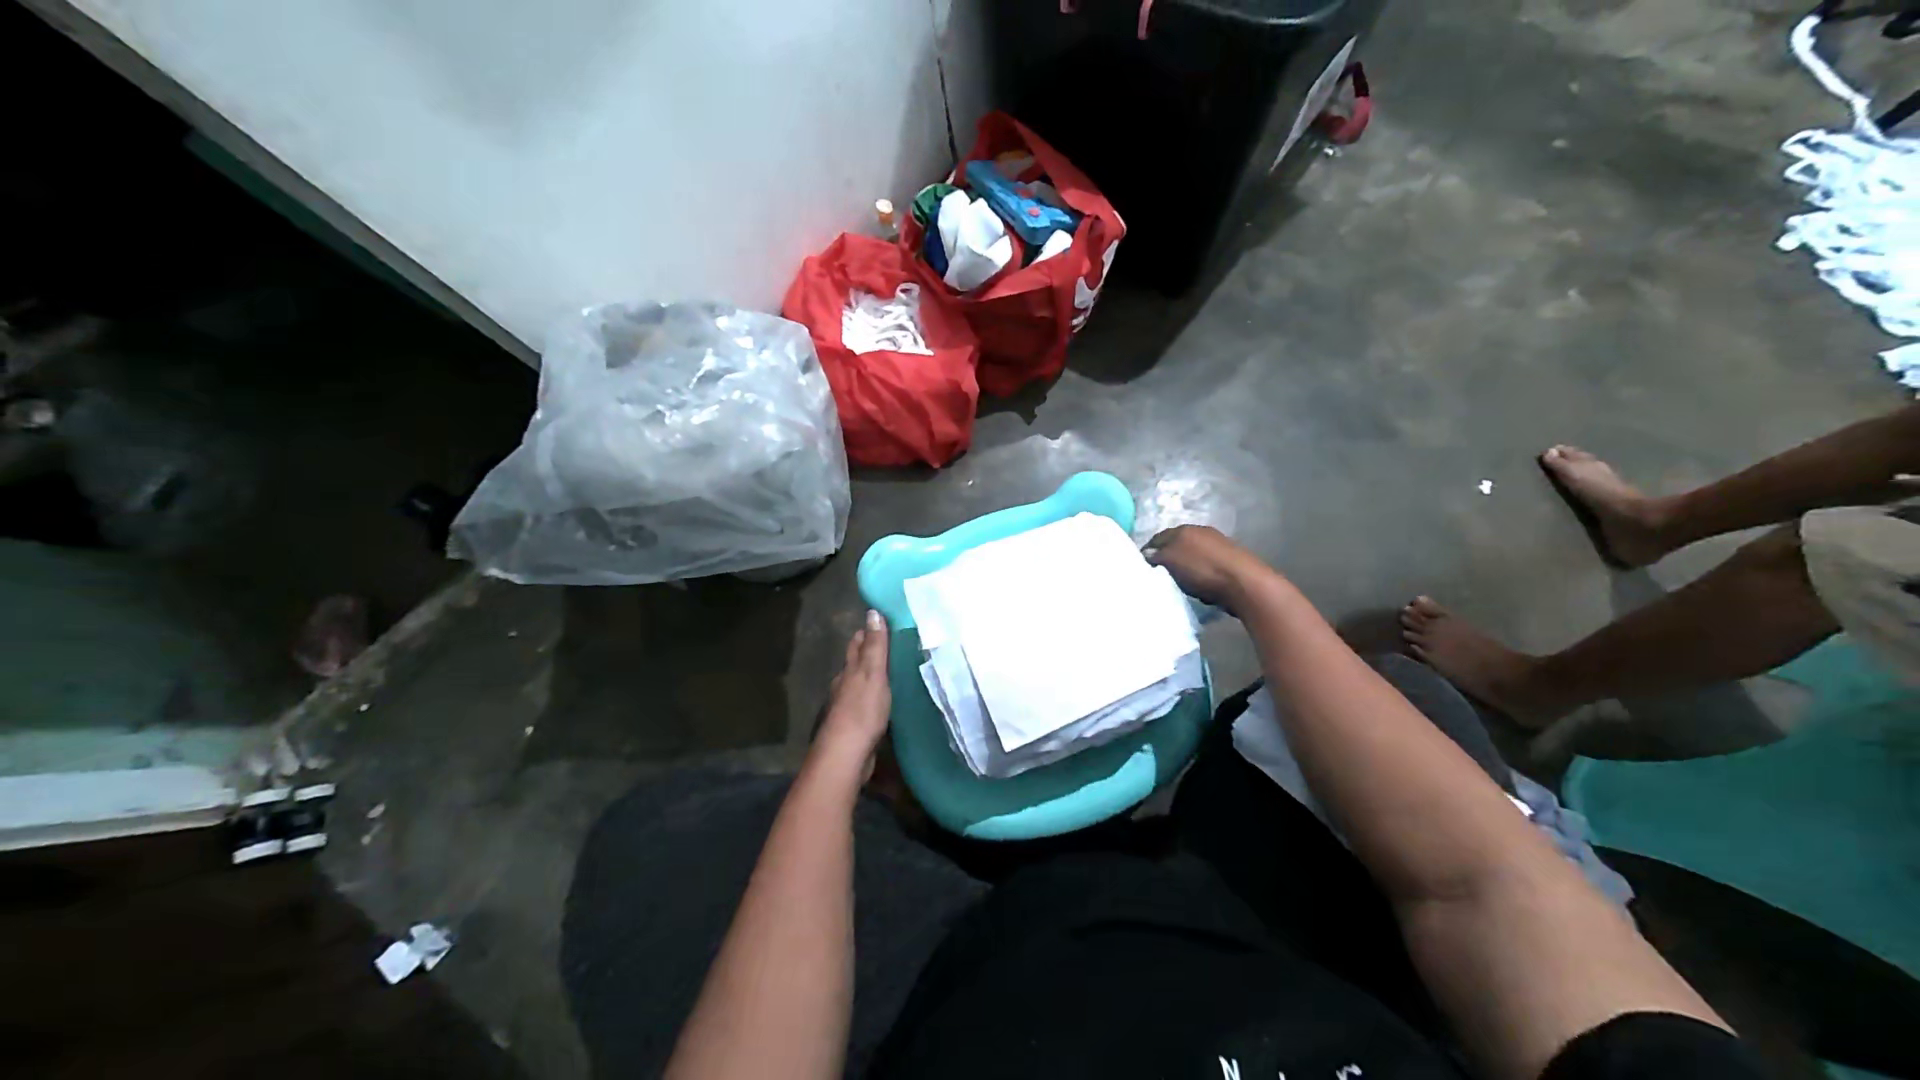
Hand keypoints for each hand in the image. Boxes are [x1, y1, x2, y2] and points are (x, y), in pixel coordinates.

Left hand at [814, 610, 891, 774]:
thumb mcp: (873, 673)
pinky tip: (885, 702)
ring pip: (859, 684)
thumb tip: (872, 611)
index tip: (882, 623)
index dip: (867, 632)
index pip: (856, 644)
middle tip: (890, 644)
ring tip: (893, 672)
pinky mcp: (854, 726)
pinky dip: (874, 698)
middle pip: (855, 663)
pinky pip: (865, 704)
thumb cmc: (862, 710)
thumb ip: (875, 646)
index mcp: (849, 670)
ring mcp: (847, 706)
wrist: (846, 754)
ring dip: (872, 677)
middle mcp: (844, 685)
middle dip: (868, 652)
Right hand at [1143, 525, 1274, 613]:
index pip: (1157, 537)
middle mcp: (1200, 532)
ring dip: (1183, 564)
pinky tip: (1198, 583)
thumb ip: (1157, 556)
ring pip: (1191, 553)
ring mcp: (1217, 544)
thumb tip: (1147, 553)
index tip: (1141, 566)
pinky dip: (1198, 571)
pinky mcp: (1230, 559)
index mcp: (1183, 529)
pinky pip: (1205, 564)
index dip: (1147, 550)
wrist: (1245, 583)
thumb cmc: (1203, 570)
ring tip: (1177, 580)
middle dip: (1166, 557)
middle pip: (1175, 544)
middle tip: (1157, 574)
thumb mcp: (1172, 561)